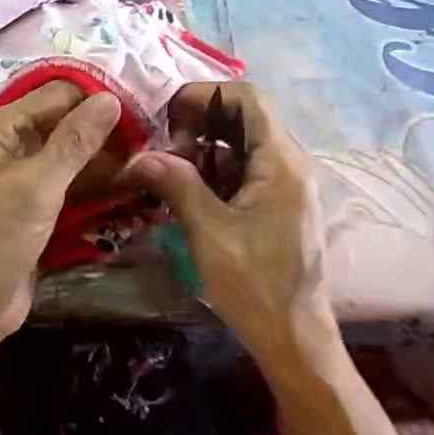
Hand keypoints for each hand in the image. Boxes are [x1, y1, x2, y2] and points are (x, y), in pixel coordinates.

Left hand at [0, 83, 122, 419]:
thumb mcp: (36, 187)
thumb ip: (73, 141)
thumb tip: (110, 99)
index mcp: (1, 127)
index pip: (58, 94)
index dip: (98, 98)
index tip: (146, 112)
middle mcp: (12, 145)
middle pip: (68, 123)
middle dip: (107, 131)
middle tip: (156, 144)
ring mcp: (26, 178)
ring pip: (75, 156)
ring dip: (108, 161)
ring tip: (152, 167)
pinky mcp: (39, 208)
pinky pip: (74, 186)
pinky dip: (99, 187)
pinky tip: (134, 189)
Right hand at [121, 82, 336, 368]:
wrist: (294, 340)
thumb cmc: (255, 285)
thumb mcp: (209, 232)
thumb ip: (177, 184)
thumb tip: (139, 156)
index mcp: (281, 164)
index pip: (247, 98)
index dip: (203, 94)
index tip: (167, 116)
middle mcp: (289, 165)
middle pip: (242, 117)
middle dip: (197, 121)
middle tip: (162, 145)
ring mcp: (285, 185)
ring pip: (240, 143)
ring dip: (202, 146)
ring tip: (168, 168)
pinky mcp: (276, 204)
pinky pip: (242, 168)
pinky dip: (212, 168)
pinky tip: (185, 189)